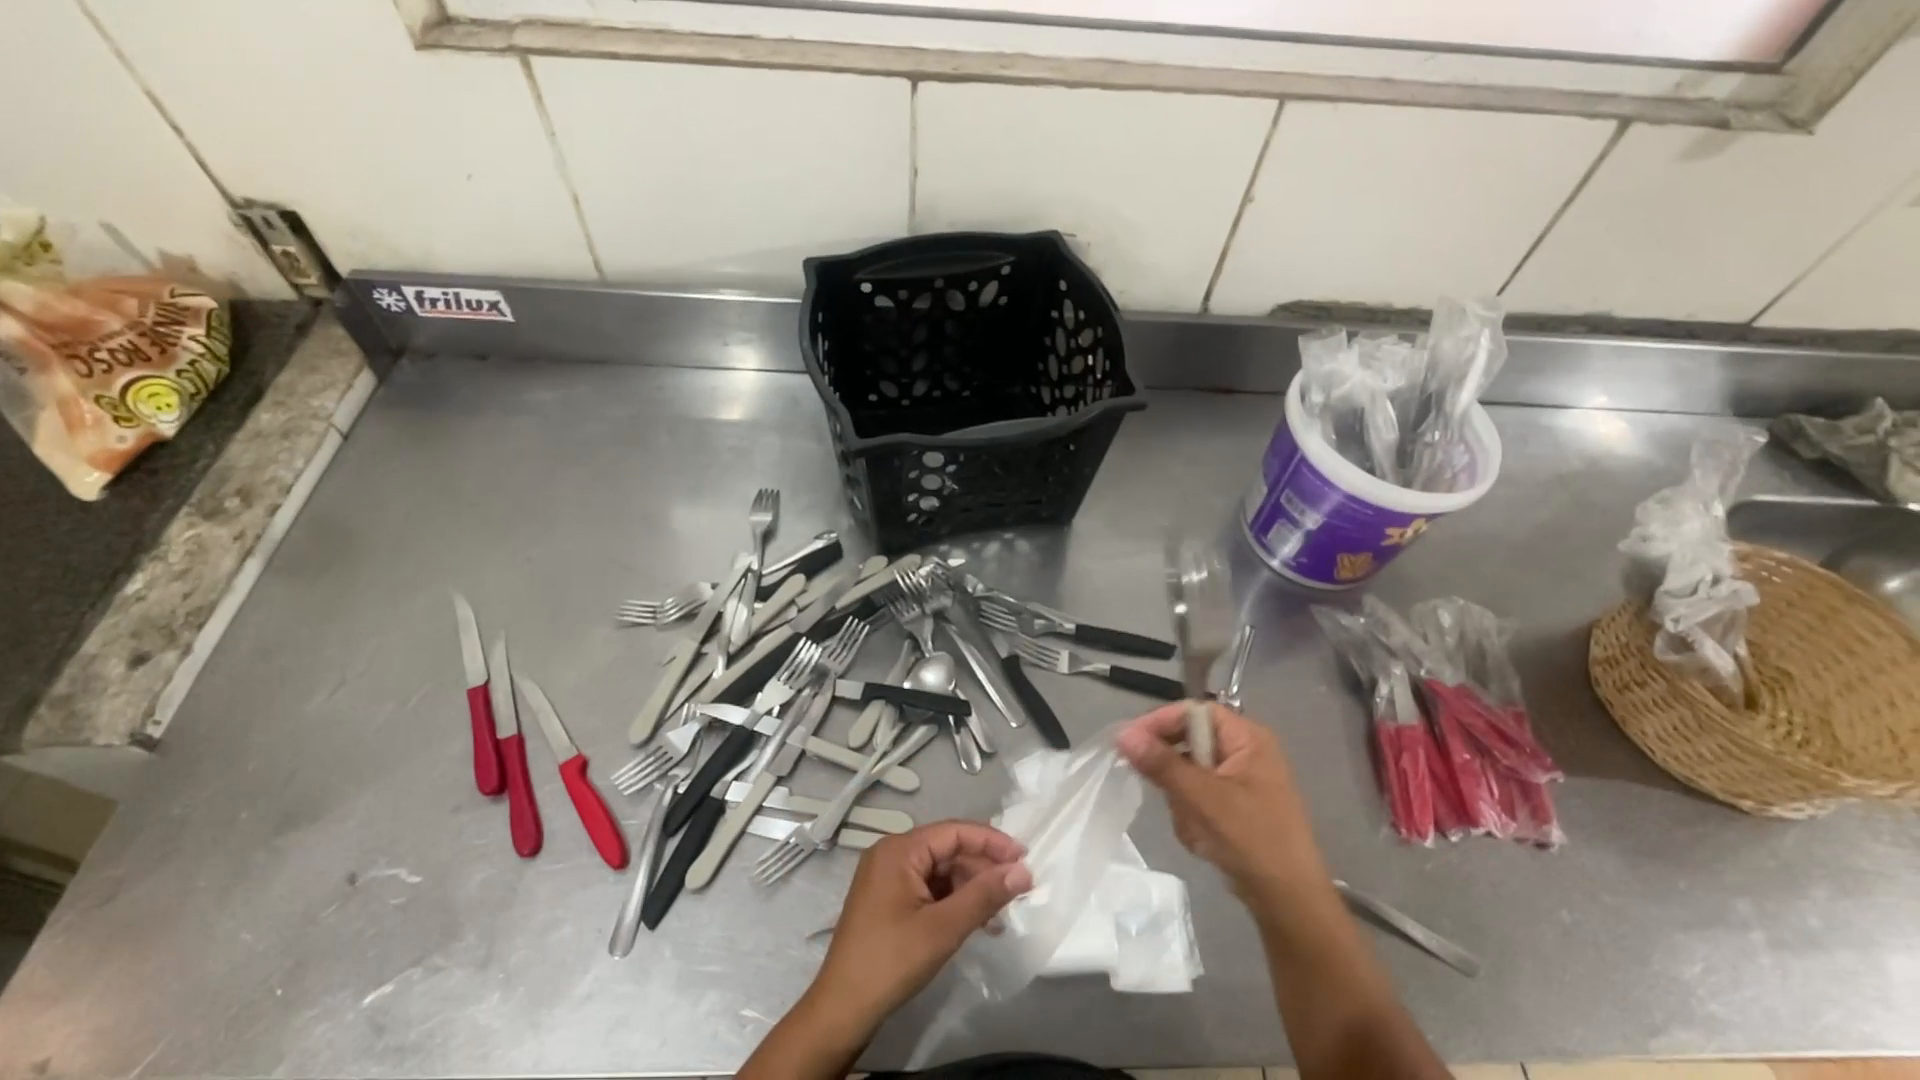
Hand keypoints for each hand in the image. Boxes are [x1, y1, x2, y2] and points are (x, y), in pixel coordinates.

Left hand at [805, 820, 1031, 1029]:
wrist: (844, 1007)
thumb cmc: (892, 960)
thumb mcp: (944, 927)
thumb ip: (985, 895)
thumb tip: (1024, 871)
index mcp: (899, 851)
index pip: (954, 832)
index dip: (992, 842)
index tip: (1026, 859)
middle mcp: (891, 855)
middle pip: (947, 849)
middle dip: (983, 868)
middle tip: (1017, 890)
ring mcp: (887, 878)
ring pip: (940, 870)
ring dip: (971, 887)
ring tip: (999, 913)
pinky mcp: (888, 900)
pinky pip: (929, 888)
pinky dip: (953, 901)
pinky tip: (976, 922)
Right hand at [1117, 702, 1325, 903]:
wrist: (1288, 898)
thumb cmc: (1251, 838)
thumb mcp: (1202, 797)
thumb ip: (1162, 763)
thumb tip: (1123, 734)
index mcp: (1248, 738)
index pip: (1195, 711)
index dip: (1160, 721)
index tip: (1129, 742)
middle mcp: (1246, 752)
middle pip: (1190, 742)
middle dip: (1173, 771)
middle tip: (1159, 790)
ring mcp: (1242, 780)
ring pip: (1190, 773)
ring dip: (1183, 799)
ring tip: (1193, 826)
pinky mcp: (1236, 806)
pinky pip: (1199, 797)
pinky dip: (1193, 815)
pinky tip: (1202, 839)